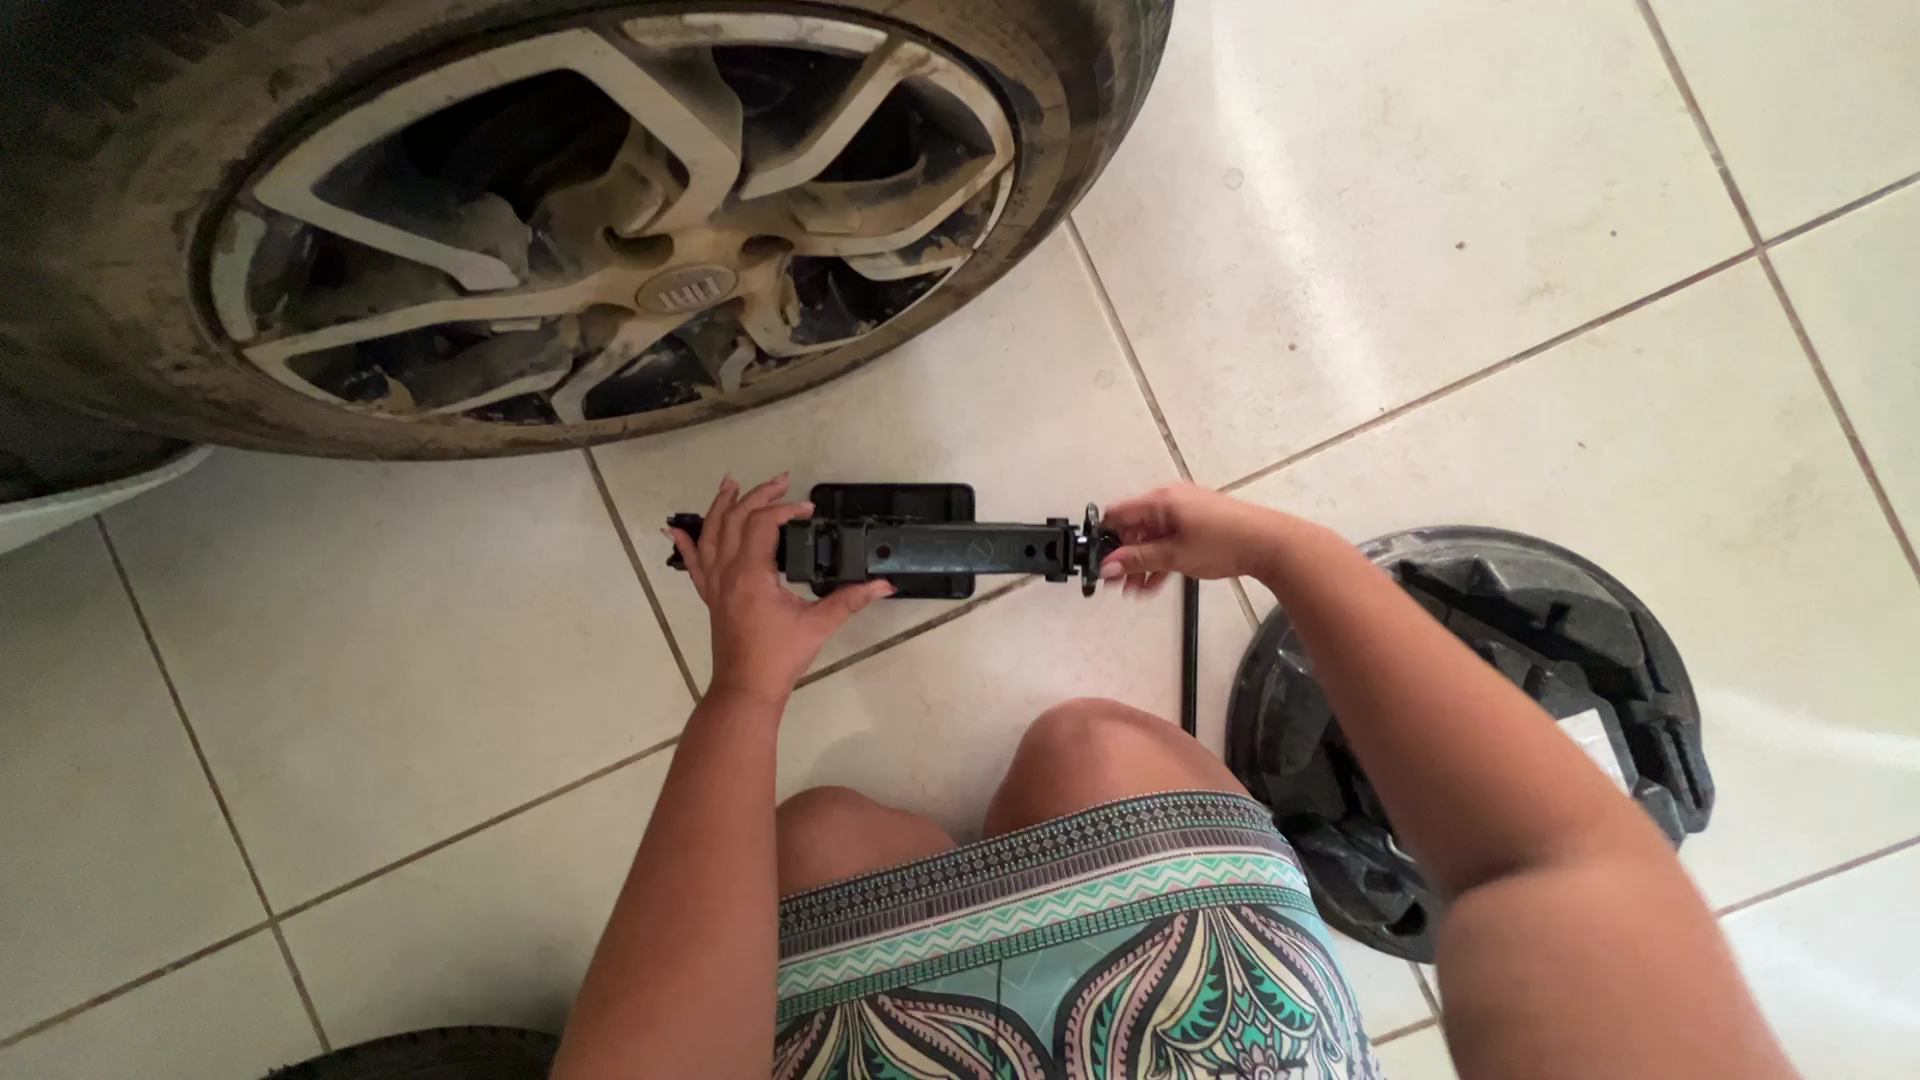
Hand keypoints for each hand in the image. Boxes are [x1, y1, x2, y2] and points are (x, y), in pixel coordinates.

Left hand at [667, 475, 892, 703]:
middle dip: (758, 496)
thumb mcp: (819, 625)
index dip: (787, 510)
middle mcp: (727, 572)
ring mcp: (714, 583)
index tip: (809, 511)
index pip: (764, 524)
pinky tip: (676, 530)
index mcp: (752, 575)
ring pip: (711, 533)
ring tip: (731, 484)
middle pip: (735, 519)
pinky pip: (692, 564)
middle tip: (782, 483)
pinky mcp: (709, 595)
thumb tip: (884, 584)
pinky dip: (685, 544)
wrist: (746, 687)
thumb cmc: (780, 657)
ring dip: (721, 505)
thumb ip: (850, 600)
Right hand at [1099, 484, 1295, 595]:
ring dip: (1141, 563)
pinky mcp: (1197, 524)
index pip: (1118, 514)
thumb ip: (1137, 560)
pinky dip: (1160, 560)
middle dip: (1124, 557)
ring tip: (1135, 591)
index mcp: (1160, 500)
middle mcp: (1170, 501)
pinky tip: (1154, 585)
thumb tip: (1107, 566)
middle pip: (1134, 528)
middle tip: (1116, 584)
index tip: (1100, 562)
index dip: (1105, 538)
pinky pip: (1168, 540)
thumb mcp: (1173, 556)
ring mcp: (1184, 512)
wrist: (1270, 544)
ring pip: (1151, 538)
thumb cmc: (1224, 543)